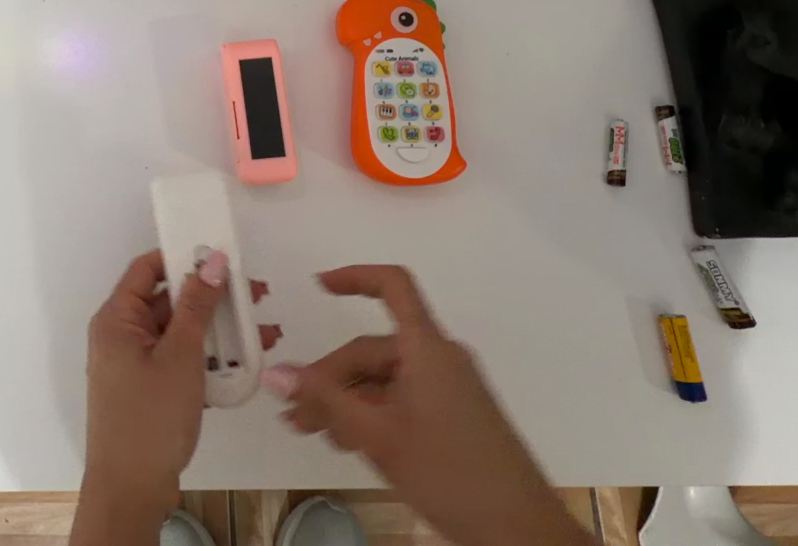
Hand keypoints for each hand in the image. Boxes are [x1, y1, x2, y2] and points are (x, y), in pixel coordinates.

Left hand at [72, 249, 279, 545]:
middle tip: (255, 294)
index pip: (147, 268)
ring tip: (263, 329)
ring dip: (218, 331)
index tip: (219, 254)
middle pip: (169, 300)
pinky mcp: (148, 389)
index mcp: (116, 318)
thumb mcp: (181, 355)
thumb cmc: (149, 417)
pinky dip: (208, 358)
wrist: (131, 491)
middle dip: (212, 298)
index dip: (181, 256)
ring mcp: (134, 364)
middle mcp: (121, 335)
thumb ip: (198, 305)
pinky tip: (246, 361)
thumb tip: (211, 260)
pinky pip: (180, 359)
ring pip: (180, 332)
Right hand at [263, 265, 590, 545]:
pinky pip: (403, 398)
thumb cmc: (449, 474)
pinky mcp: (456, 416)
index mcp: (427, 348)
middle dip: (330, 377)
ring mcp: (451, 388)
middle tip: (296, 414)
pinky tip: (348, 441)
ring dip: (346, 400)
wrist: (523, 535)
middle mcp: (440, 358)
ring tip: (313, 432)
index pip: (393, 286)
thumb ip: (323, 399)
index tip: (319, 285)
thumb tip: (274, 373)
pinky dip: (372, 412)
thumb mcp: (376, 436)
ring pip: (384, 380)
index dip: (355, 276)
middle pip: (374, 349)